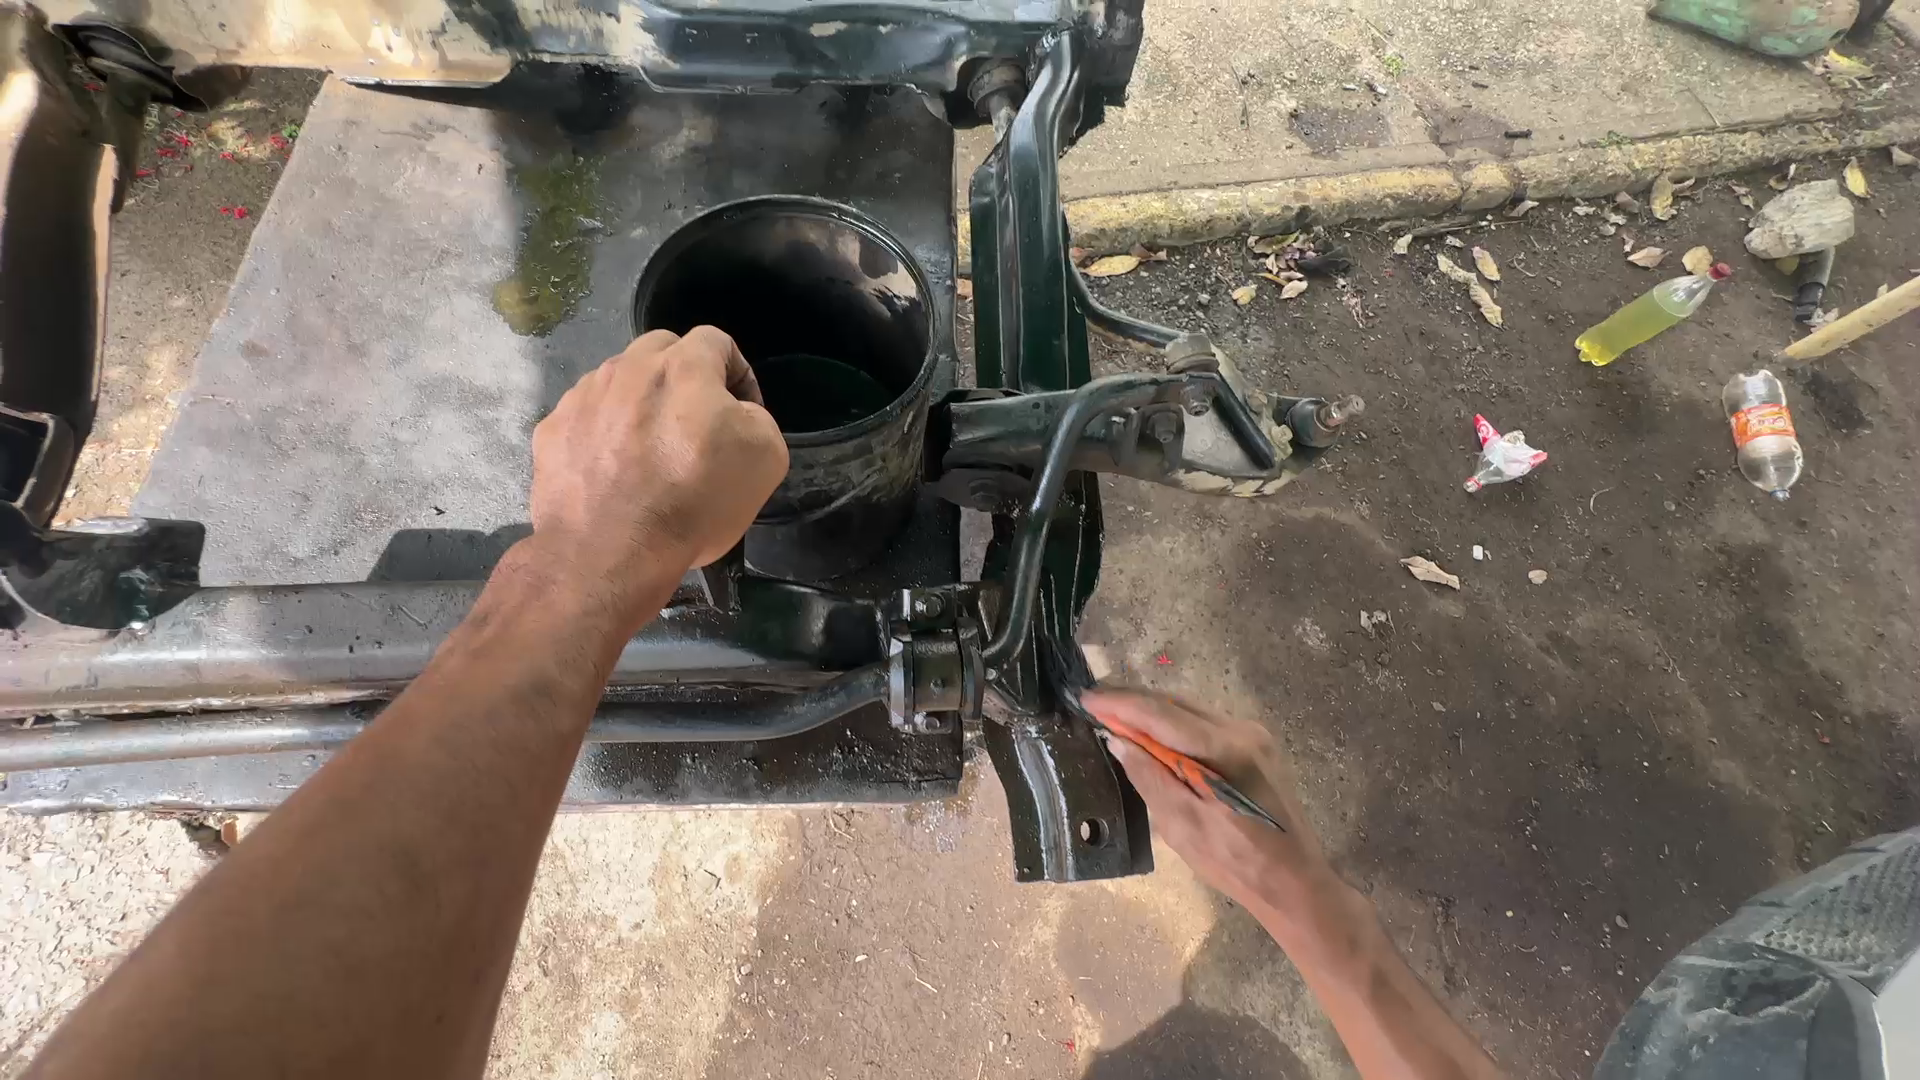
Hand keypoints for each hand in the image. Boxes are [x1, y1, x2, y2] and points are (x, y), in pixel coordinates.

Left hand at [529, 327, 786, 609]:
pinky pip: (589, 416)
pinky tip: (617, 471)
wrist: (611, 553)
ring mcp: (582, 397)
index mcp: (683, 367)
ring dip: (642, 403)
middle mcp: (626, 368)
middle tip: (697, 425)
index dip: (739, 373)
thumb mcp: (766, 457)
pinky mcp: (552, 430)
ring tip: (652, 452)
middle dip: (686, 379)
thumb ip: (756, 416)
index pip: (717, 342)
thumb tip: (733, 413)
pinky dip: (607, 433)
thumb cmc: (697, 502)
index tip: (742, 412)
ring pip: (621, 381)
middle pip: (662, 351)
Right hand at [1084, 688, 1339, 927]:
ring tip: (1113, 715)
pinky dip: (1171, 723)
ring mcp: (1251, 734)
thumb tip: (1118, 740)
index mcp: (1226, 750)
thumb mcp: (1182, 827)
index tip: (1086, 697)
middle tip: (1093, 701)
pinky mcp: (1253, 745)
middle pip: (1175, 703)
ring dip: (1151, 710)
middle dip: (1132, 700)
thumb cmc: (1238, 864)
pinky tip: (1151, 734)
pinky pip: (1202, 722)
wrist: (1297, 883)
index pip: (1161, 714)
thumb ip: (1150, 777)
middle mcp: (1241, 730)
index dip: (1120, 703)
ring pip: (1188, 709)